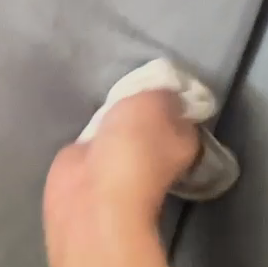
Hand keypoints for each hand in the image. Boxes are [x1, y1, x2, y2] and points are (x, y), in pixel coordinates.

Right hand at [46, 91, 200, 230]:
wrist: (92, 187)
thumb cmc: (133, 144)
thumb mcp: (154, 101)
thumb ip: (160, 90)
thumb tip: (165, 91)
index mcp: (183, 141)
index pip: (182, 112)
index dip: (169, 94)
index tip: (154, 78)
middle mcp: (158, 155)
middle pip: (149, 121)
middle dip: (136, 106)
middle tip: (123, 85)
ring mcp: (123, 163)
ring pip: (121, 131)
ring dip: (112, 118)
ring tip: (102, 96)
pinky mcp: (91, 167)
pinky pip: (94, 140)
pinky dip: (89, 132)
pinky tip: (84, 118)